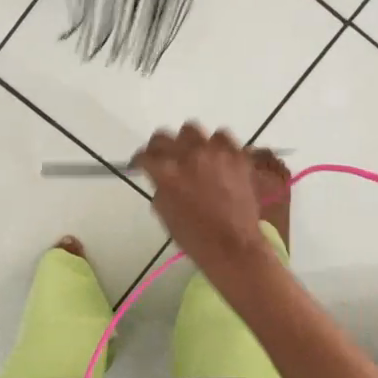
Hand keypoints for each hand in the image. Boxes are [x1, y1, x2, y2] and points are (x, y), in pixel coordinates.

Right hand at [133, 124, 282, 273]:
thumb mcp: (165, 213)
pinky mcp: (237, 155)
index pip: (145, 155)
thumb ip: (160, 187)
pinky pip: (224, 139)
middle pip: (166, 136)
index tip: (141, 164)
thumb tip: (161, 177)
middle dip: (161, 146)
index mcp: (166, 172)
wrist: (233, 245)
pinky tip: (217, 157)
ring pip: (194, 131)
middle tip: (164, 157)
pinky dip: (217, 146)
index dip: (140, 160)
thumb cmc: (194, 236)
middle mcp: (189, 155)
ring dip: (190, 143)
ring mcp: (216, 152)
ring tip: (194, 155)